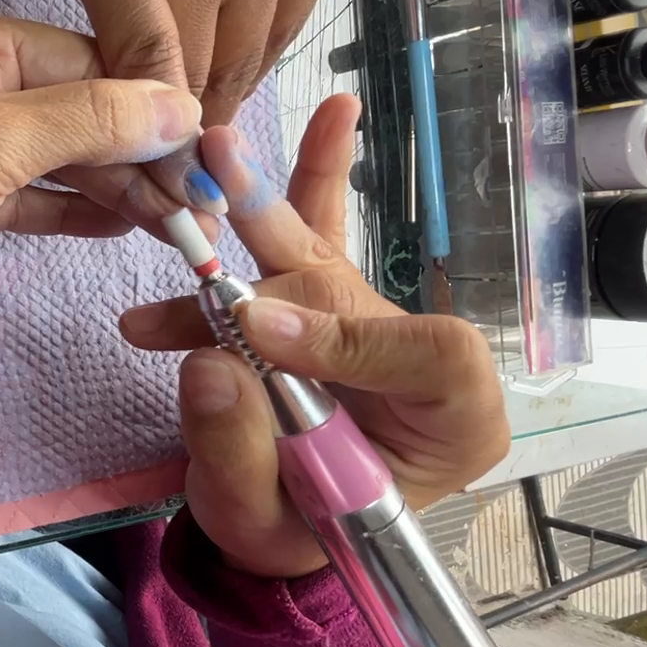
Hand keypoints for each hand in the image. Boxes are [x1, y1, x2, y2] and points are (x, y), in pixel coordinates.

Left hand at [0, 9, 200, 276]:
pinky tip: (124, 224)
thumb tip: (181, 107)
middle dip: (136, 153)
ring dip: (114, 187)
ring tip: (178, 220)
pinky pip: (29, 195)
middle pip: (76, 111)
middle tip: (198, 198)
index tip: (202, 143)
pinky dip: (71, 210)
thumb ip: (86, 120)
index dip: (146, 101)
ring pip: (57, 158)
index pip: (82, 60)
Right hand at [119, 95, 507, 576]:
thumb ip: (235, 451)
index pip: (432, 360)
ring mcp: (358, 326)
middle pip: (351, 290)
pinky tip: (328, 116)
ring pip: (317, 251)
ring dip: (257, 201)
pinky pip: (317, 235)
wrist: (268, 518)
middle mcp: (409, 362)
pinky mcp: (314, 306)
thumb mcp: (255, 518)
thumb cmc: (279, 530)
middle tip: (218, 183)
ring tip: (210, 152)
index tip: (251, 337)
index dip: (348, 338)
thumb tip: (206, 361)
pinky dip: (311, 180)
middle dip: (279, 251)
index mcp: (441, 428)